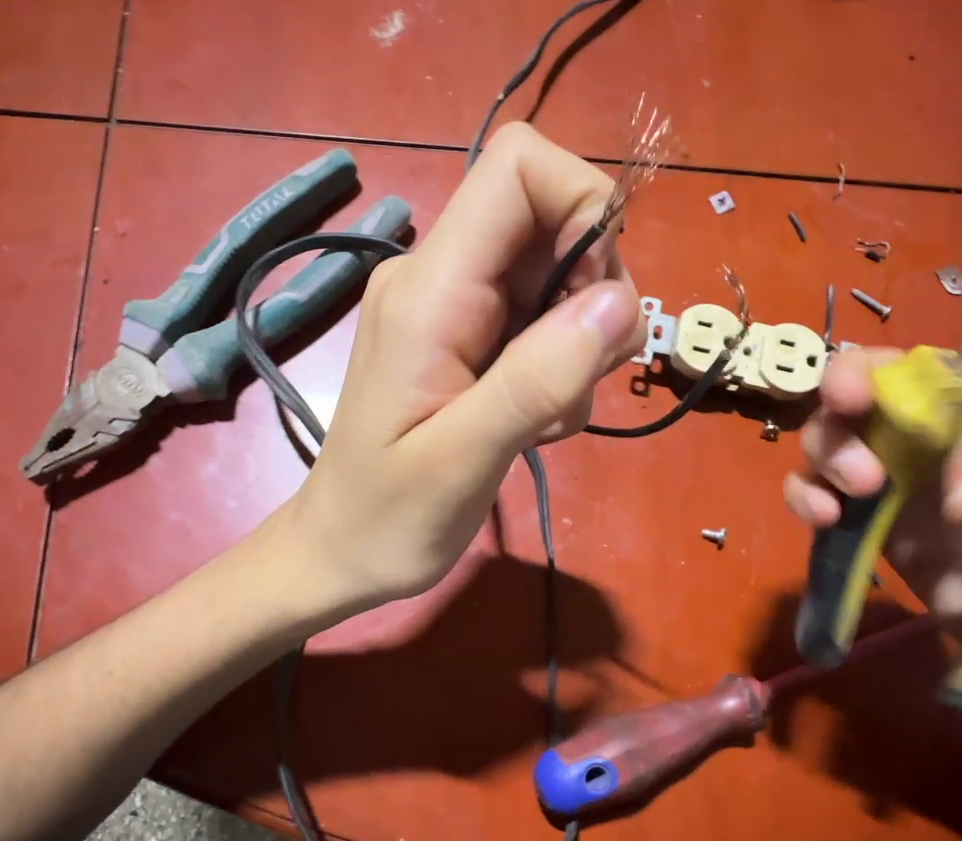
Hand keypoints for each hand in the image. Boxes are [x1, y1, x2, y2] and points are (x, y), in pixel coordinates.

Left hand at [283, 123, 644, 607]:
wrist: (342, 550)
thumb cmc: (388, 517)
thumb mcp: (463, 460)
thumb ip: (536, 379)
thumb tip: (619, 300)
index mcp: (430, 290)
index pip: (519, 168)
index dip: (584, 204)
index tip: (601, 299)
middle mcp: (442, 277)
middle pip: (553, 220)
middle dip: (594, 294)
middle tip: (579, 380)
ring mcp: (457, 307)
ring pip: (560, 277)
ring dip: (580, 345)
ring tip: (544, 421)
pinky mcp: (469, 339)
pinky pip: (544, 322)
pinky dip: (562, 369)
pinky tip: (533, 426)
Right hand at [783, 347, 961, 736]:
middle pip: (902, 385)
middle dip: (861, 383)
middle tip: (845, 405)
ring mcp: (923, 488)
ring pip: (851, 431)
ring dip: (829, 444)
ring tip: (843, 495)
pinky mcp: (886, 534)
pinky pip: (829, 496)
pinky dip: (809, 495)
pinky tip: (824, 520)